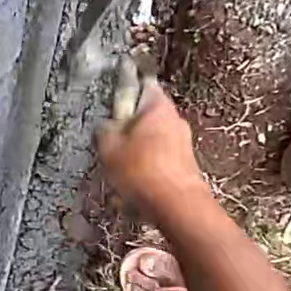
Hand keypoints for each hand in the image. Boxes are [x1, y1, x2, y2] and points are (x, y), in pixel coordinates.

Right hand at [96, 79, 210, 215]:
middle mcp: (176, 121)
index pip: (141, 86)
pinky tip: (136, 185)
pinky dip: (148, 169)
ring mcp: (184, 144)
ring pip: (154, 141)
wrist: (175, 205)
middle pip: (147, 117)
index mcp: (158, 106)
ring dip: (138, 151)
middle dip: (129, 130)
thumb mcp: (108, 148)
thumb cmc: (144, 172)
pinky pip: (161, 162)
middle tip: (111, 144)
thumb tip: (105, 127)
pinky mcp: (186, 166)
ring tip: (121, 170)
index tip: (113, 105)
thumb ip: (105, 131)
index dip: (124, 93)